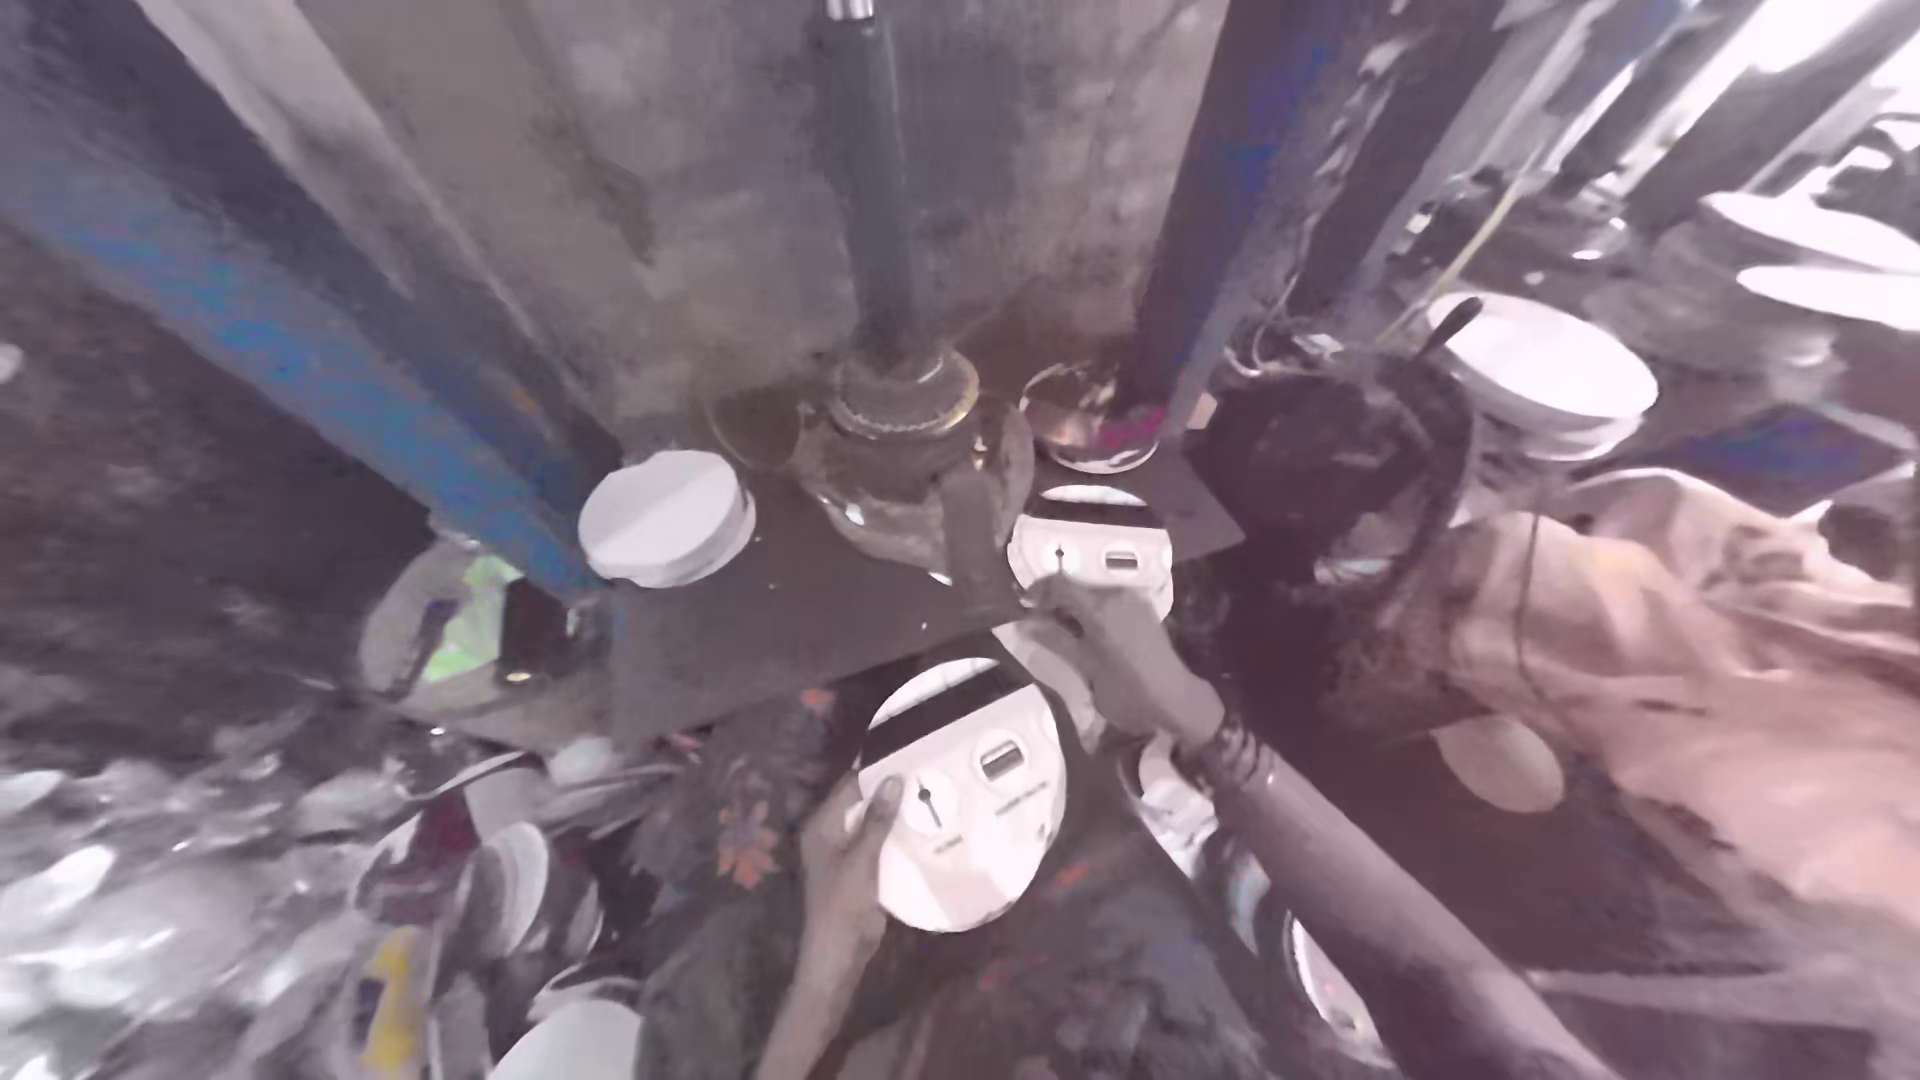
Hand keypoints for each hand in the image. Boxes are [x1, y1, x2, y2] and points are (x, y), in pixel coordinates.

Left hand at [796, 773, 903, 983]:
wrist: (839, 958)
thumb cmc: (841, 905)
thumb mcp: (861, 860)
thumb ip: (877, 820)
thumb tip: (894, 777)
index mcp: (822, 825)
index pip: (849, 786)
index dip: (875, 770)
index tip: (905, 753)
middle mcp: (832, 832)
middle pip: (862, 801)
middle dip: (889, 789)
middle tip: (923, 769)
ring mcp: (847, 850)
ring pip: (874, 820)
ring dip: (896, 810)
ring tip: (929, 789)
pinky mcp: (863, 866)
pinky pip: (881, 840)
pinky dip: (897, 831)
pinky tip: (923, 822)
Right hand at [1027, 575, 1224, 747]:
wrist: (1174, 700)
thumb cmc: (1125, 689)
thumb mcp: (1084, 666)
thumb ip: (1054, 639)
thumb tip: (1024, 623)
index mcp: (1098, 607)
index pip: (1059, 582)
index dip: (1038, 591)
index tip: (1026, 607)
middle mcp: (1116, 594)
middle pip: (1076, 585)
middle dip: (1056, 601)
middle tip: (1042, 623)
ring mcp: (1133, 598)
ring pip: (1092, 592)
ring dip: (1075, 605)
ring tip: (1065, 630)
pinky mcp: (1143, 606)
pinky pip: (1110, 599)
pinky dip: (1094, 609)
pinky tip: (1089, 631)